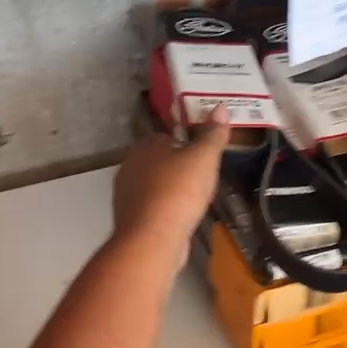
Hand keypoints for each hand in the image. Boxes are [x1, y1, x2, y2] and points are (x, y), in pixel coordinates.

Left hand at [113, 106, 230, 260]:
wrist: (152, 239)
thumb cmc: (179, 192)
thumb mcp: (204, 158)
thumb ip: (212, 134)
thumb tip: (220, 108)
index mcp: (145, 145)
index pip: (168, 137)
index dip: (187, 146)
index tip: (204, 158)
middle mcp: (129, 165)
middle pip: (160, 162)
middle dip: (179, 169)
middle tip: (203, 180)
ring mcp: (126, 193)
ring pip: (155, 185)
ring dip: (172, 191)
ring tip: (195, 201)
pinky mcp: (129, 218)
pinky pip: (152, 207)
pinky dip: (166, 210)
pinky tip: (181, 219)